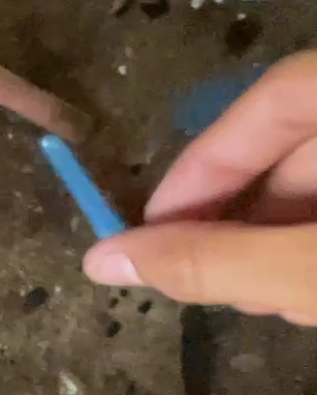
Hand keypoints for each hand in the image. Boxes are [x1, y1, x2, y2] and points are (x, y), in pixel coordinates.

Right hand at [82, 52, 316, 323]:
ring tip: (279, 299)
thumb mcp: (316, 267)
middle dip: (247, 217)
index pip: (283, 95)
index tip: (163, 234)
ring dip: (288, 237)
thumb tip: (98, 262)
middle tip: (219, 284)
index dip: (211, 164)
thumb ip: (212, 261)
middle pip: (310, 142)